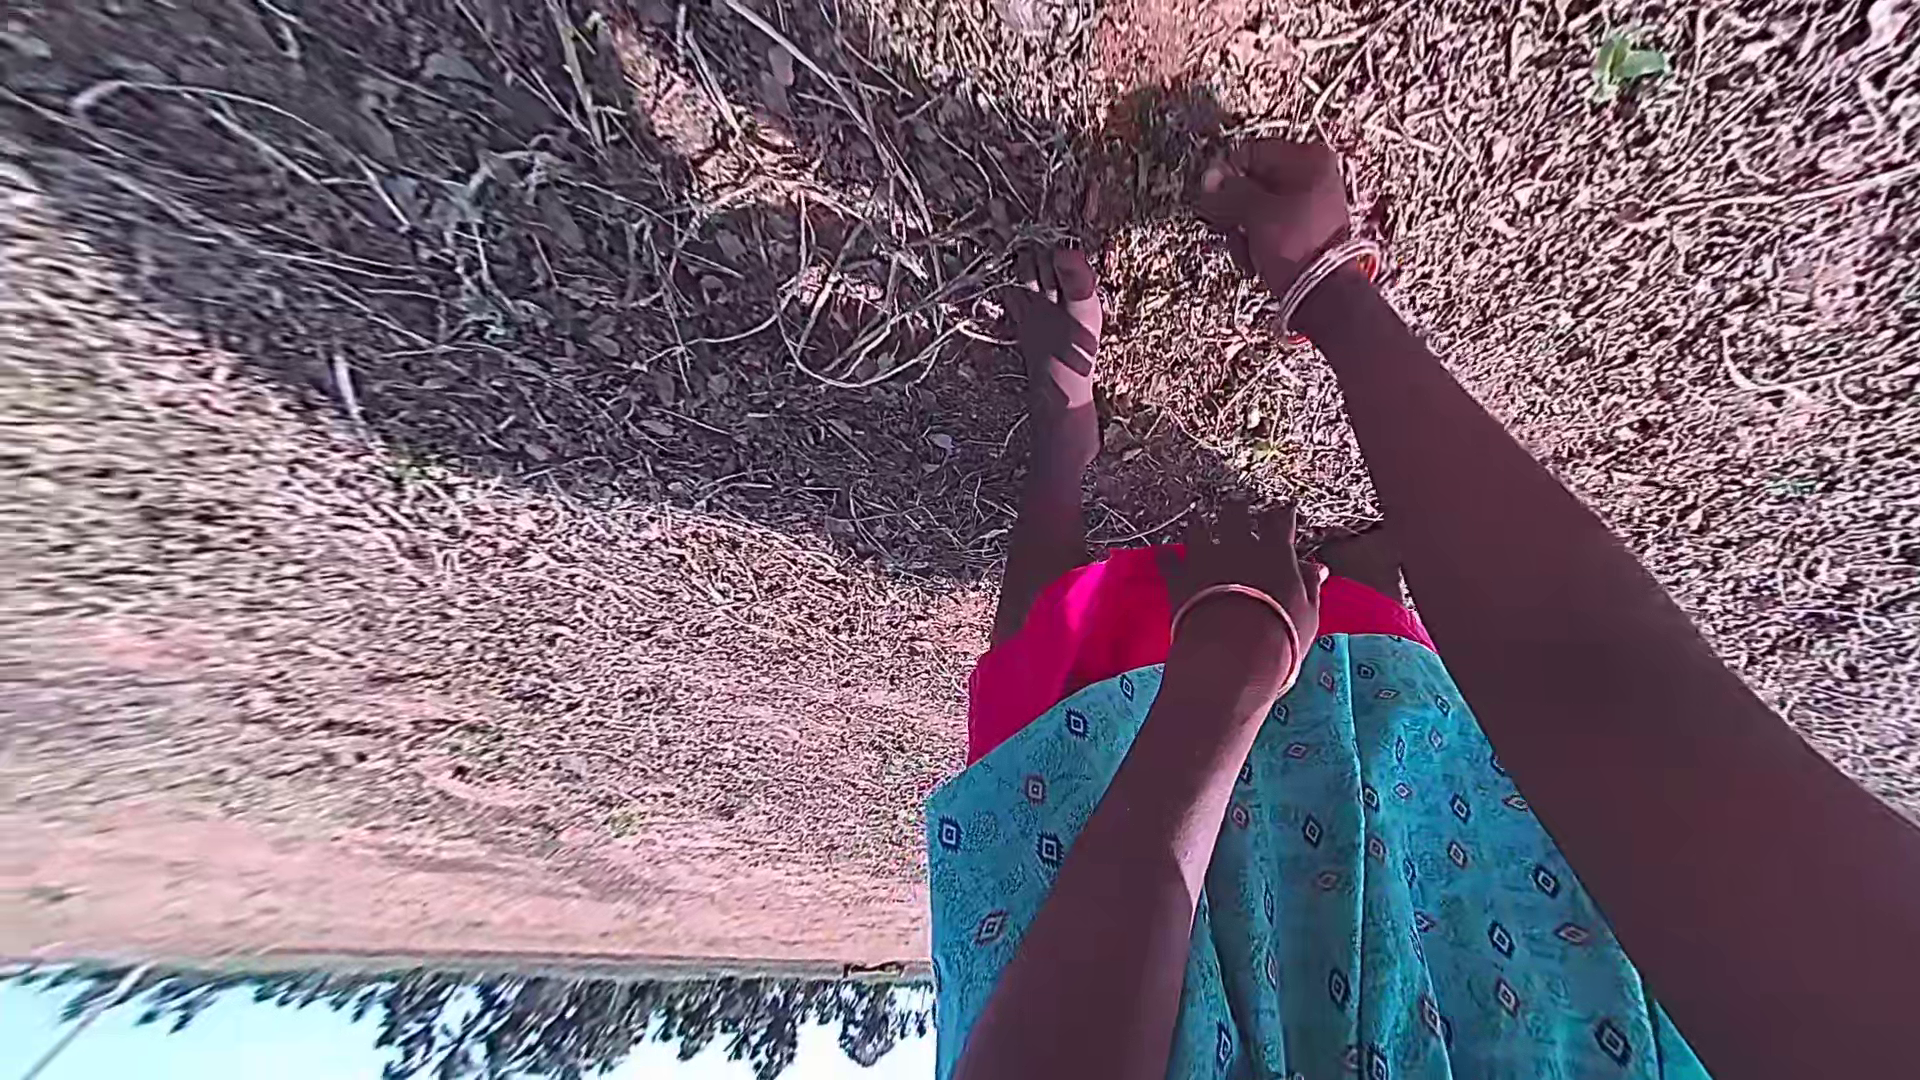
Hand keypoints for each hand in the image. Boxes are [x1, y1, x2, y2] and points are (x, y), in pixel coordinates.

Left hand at [1159, 503, 1325, 703]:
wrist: (1232, 652)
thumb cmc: (1281, 636)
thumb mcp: (1307, 614)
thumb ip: (1309, 587)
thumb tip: (1316, 569)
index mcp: (1274, 552)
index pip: (1280, 521)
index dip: (1282, 513)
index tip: (1283, 509)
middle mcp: (1237, 547)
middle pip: (1234, 514)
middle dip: (1236, 508)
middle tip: (1236, 505)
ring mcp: (1204, 559)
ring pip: (1198, 530)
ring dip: (1200, 526)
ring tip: (1199, 523)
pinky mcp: (1178, 576)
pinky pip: (1167, 559)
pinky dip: (1167, 557)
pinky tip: (1166, 555)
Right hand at [1194, 140, 1349, 297]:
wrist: (1319, 289)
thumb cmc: (1296, 245)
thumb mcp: (1258, 213)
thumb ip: (1231, 192)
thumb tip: (1208, 178)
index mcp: (1306, 160)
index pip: (1251, 153)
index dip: (1226, 177)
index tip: (1211, 199)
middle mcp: (1307, 177)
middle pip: (1249, 186)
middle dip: (1233, 213)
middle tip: (1230, 230)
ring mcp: (1301, 206)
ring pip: (1251, 211)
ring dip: (1240, 234)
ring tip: (1247, 252)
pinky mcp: (1294, 231)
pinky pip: (1261, 230)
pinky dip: (1252, 245)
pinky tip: (1255, 259)